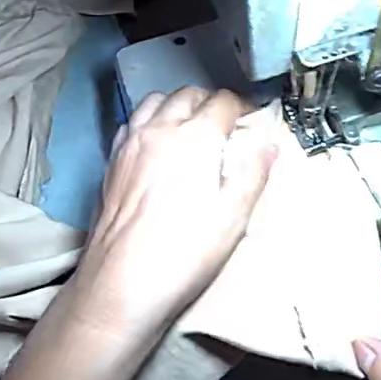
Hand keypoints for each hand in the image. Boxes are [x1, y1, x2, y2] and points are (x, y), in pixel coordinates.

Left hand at [67, 87, 277, 346]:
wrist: (120, 285)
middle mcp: (160, 129)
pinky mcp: (111, 161)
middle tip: (226, 126)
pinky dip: (151, 121)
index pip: (224, 101)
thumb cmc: (184, 254)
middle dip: (211, 103)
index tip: (252, 121)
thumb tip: (269, 148)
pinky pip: (133, 122)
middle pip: (189, 94)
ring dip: (178, 105)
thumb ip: (253, 175)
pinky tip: (157, 144)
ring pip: (156, 101)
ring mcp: (130, 143)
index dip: (244, 107)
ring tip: (191, 129)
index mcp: (195, 137)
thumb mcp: (233, 218)